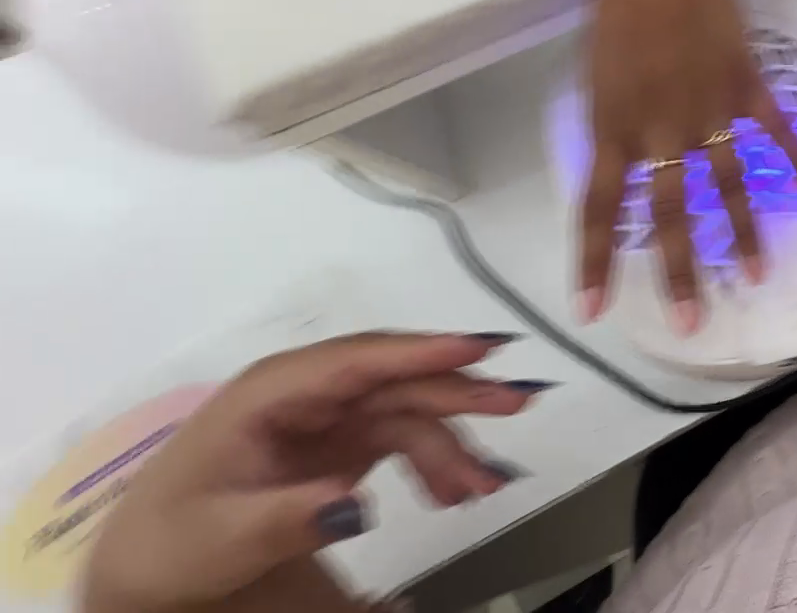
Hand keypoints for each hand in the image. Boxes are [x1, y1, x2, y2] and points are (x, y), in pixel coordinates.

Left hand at [81, 333, 548, 612]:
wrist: (161, 568)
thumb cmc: (174, 542)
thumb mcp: (215, 541)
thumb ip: (284, 519)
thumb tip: (354, 504)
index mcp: (275, 390)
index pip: (358, 359)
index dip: (421, 350)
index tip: (482, 346)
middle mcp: (318, 388)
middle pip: (402, 379)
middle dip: (462, 391)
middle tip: (519, 403)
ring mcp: (341, 409)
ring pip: (417, 410)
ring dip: (456, 443)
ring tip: (484, 486)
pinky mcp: (357, 434)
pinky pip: (414, 436)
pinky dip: (440, 462)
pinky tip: (456, 491)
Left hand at [581, 0, 796, 332]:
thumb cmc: (615, 8)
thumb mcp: (596, 75)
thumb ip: (613, 127)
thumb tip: (630, 167)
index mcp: (612, 125)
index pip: (599, 209)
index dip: (594, 262)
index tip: (593, 311)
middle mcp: (660, 129)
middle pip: (669, 213)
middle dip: (679, 271)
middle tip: (690, 322)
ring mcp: (708, 109)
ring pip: (726, 185)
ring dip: (742, 233)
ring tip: (757, 274)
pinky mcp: (746, 85)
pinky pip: (774, 132)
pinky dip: (796, 160)